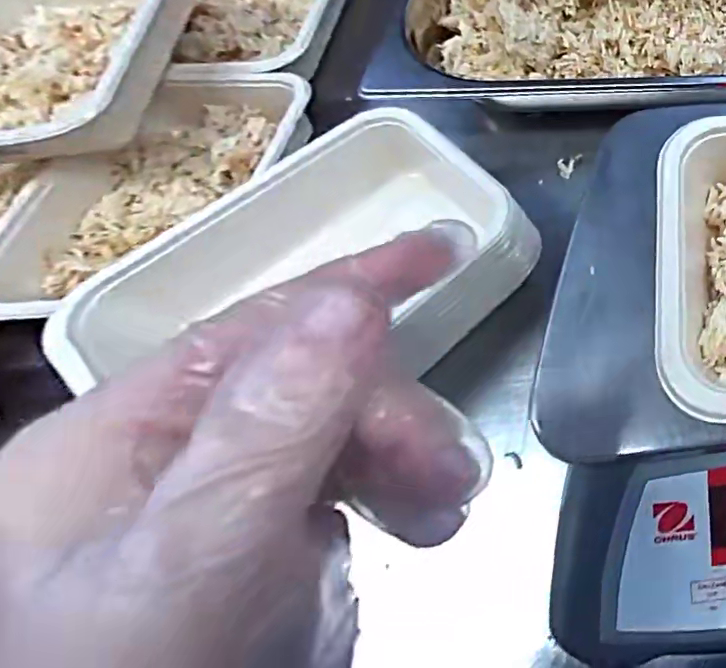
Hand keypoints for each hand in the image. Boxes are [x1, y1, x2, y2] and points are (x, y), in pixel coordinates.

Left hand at [0, 225, 490, 667]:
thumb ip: (276, 419)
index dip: (366, 275)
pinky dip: (408, 487)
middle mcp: (177, 450)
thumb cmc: (137, 665)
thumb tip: (352, 301)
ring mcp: (229, 494)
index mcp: (127, 430)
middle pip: (333, 380)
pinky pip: (362, 470)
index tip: (451, 246)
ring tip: (447, 501)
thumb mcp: (205, 540)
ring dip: (419, 454)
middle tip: (448, 469)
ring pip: (358, 424)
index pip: (270, 318)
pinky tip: (427, 517)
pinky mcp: (273, 533)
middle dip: (406, 417)